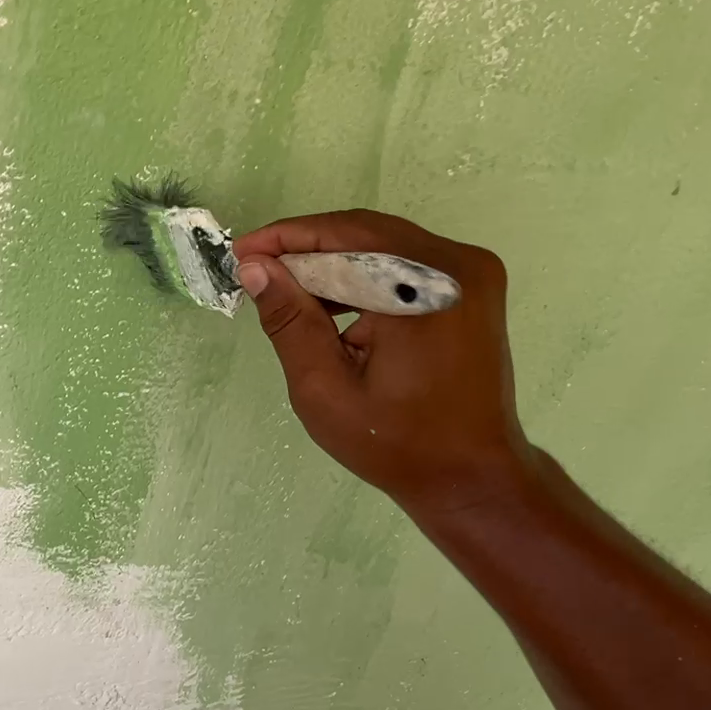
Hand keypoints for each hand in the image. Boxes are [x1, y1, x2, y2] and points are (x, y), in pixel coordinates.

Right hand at [232, 210, 533, 513]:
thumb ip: (290, 321)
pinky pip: (401, 263)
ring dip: (330, 262)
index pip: (343, 236)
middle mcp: (456, 266)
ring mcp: (470, 273)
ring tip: (284, 289)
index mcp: (424, 290)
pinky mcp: (469, 287)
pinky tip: (326, 300)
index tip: (241, 253)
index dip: (285, 239)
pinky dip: (360, 275)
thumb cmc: (394, 442)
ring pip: (381, 245)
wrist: (470, 475)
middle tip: (255, 270)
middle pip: (364, 234)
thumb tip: (255, 269)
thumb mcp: (324, 387)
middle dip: (304, 248)